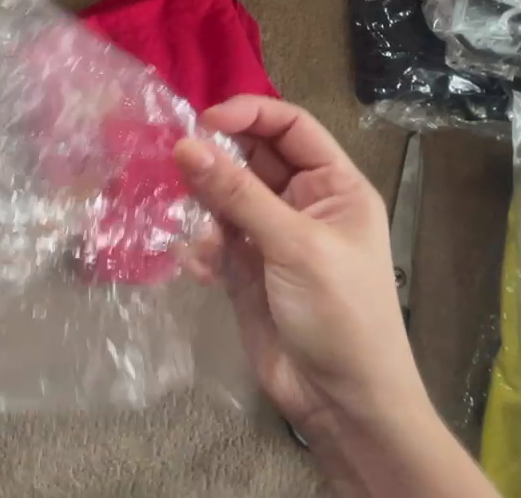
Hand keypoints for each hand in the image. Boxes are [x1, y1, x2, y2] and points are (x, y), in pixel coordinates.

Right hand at [174, 98, 489, 497]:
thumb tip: (183, 143)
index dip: (250, 114)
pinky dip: (200, 244)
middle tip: (177, 163)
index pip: (291, 126)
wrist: (343, 406)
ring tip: (197, 230)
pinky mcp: (243, 264)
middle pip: (251, 155)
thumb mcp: (293, 246)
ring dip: (203, 205)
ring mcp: (270, 233)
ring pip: (223, 193)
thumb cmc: (340, 316)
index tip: (204, 121)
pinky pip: (211, 233)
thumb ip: (236, 192)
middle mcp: (301, 201)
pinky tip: (201, 268)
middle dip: (216, 158)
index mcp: (334, 186)